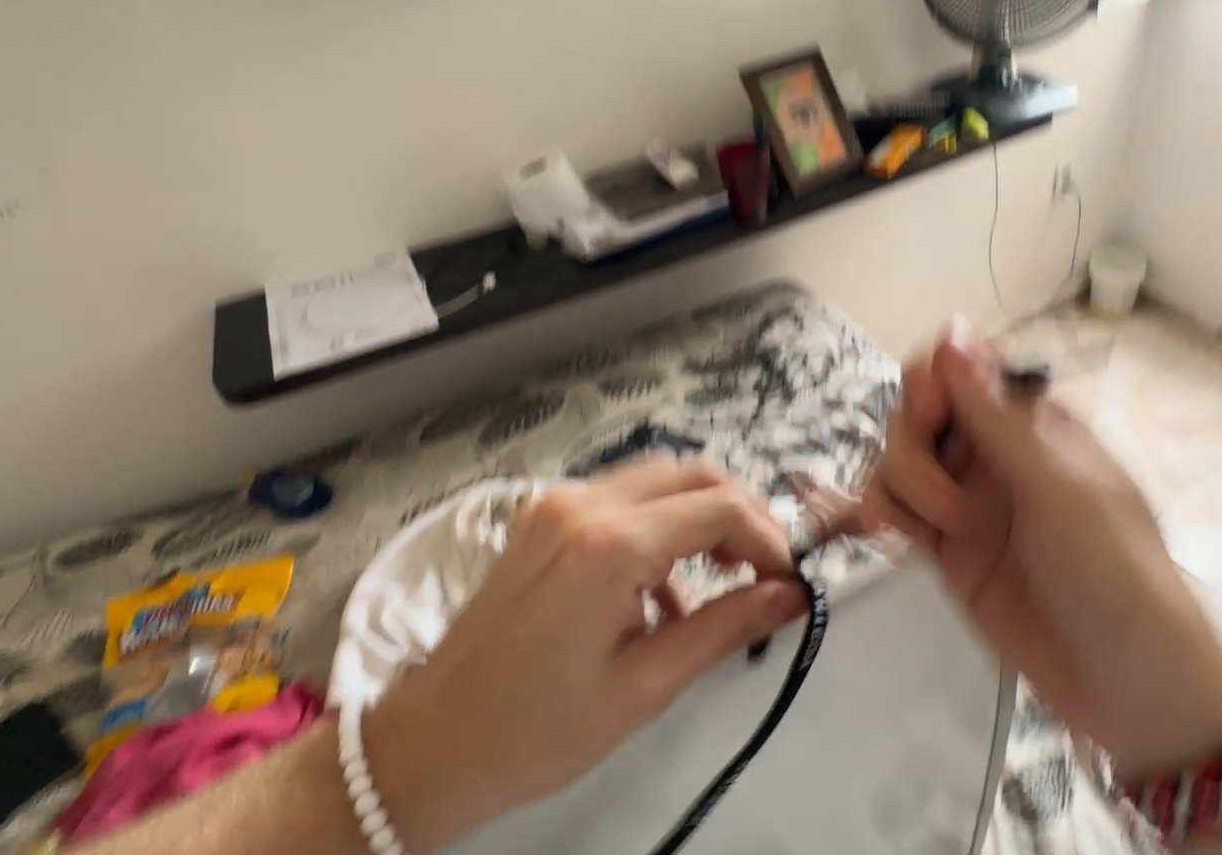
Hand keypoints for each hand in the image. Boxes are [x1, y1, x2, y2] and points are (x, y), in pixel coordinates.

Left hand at [363, 456, 805, 850]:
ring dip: (704, 512)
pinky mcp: (544, 515)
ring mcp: (558, 502)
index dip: (769, 539)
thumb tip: (793, 595)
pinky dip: (663, 521)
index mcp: (609, 544)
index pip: (720, 508)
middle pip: (695, 475)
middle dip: (742, 516)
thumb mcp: (646, 685)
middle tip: (767, 570)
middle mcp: (583, 503)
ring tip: (727, 572)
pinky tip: (667, 581)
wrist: (428, 745)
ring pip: (661, 476)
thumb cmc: (537, 730)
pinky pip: (624, 496)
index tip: (791, 580)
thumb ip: (728, 626)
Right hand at [860, 331, 1221, 774]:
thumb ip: (996, 415)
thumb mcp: (1058, 485)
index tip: (932, 414)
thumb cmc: (1112, 567)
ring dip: (906, 485)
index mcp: (1031, 421)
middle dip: (914, 440)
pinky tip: (890, 534)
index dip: (933, 379)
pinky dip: (882, 513)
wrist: (1125, 680)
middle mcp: (991, 451)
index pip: (961, 367)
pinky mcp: (943, 548)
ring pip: (897, 458)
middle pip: (916, 410)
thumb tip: (952, 329)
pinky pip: (894, 509)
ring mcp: (964, 499)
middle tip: (946, 491)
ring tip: (946, 532)